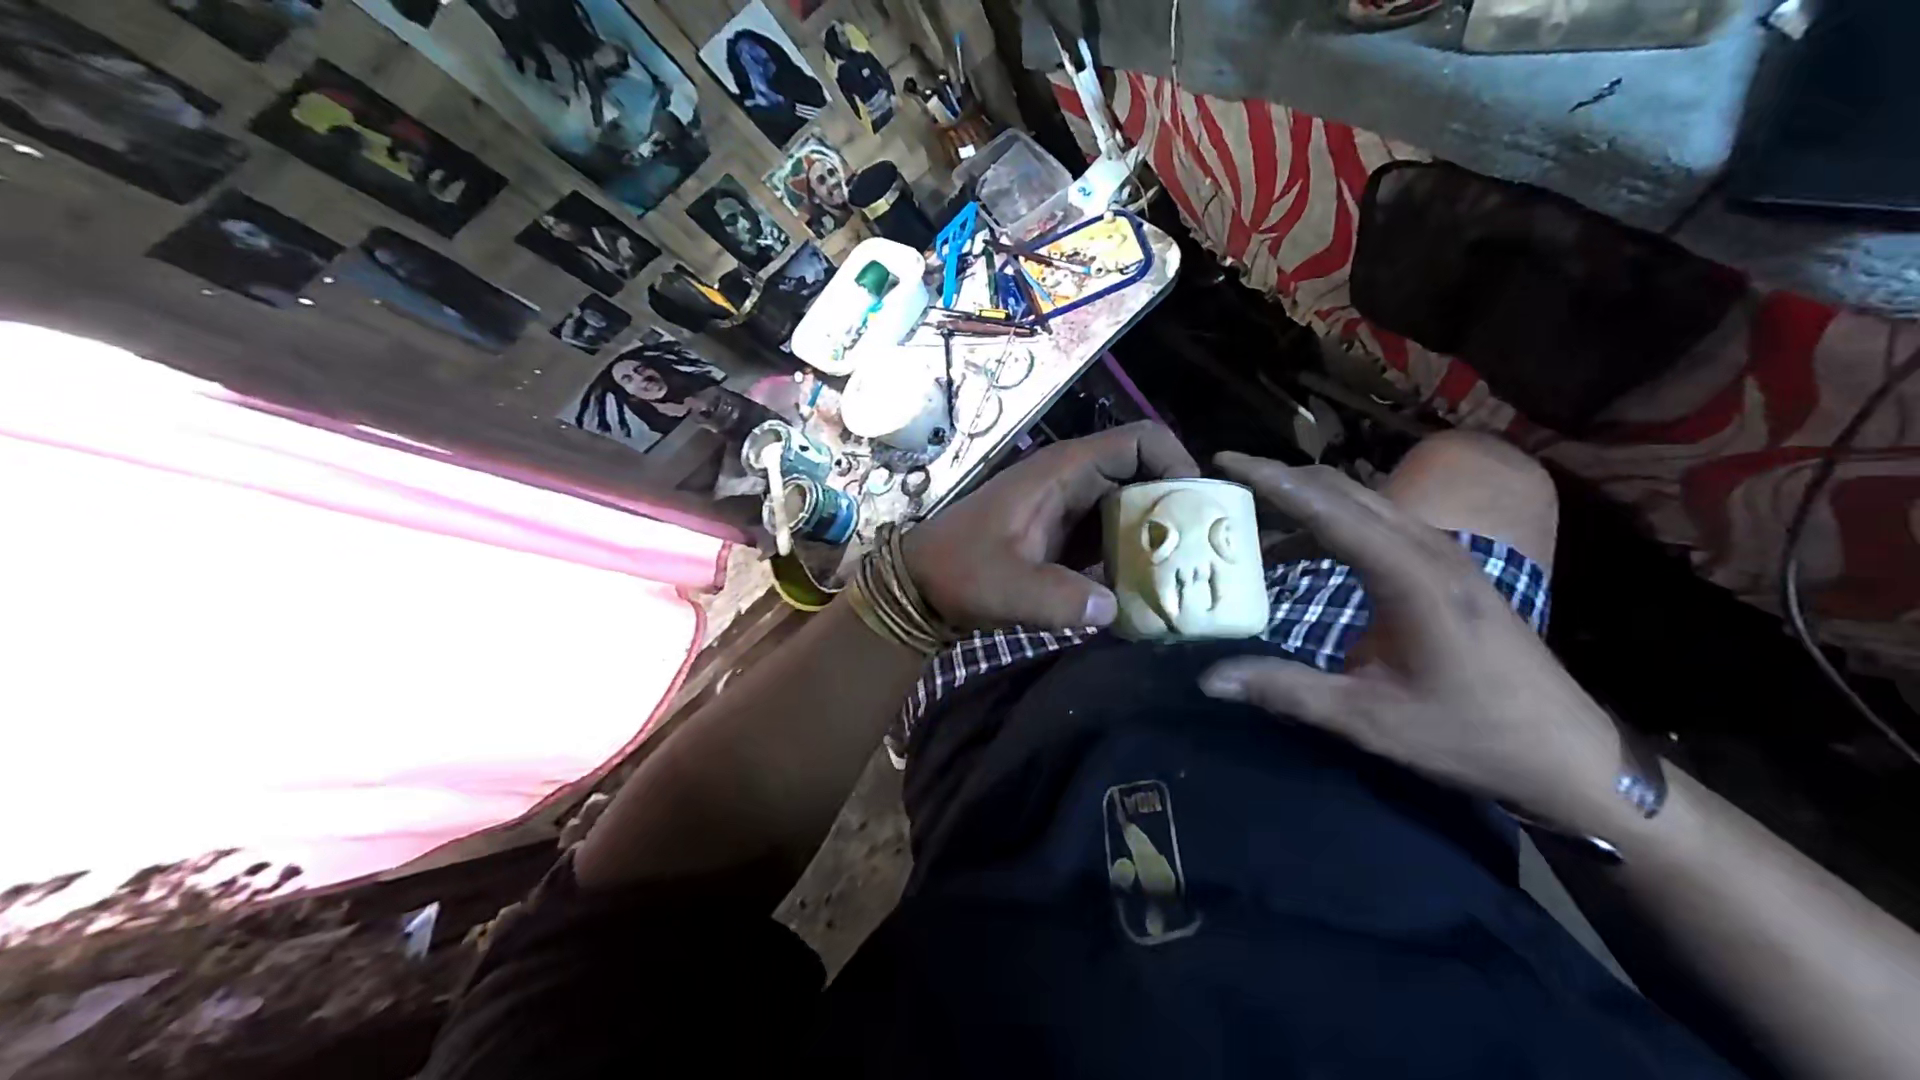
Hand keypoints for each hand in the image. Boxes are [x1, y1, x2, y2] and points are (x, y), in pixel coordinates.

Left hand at [903, 422, 1199, 629]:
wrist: (920, 584)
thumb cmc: (957, 571)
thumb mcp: (1006, 587)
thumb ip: (1059, 598)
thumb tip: (1115, 609)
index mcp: (1063, 471)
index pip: (1140, 440)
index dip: (1178, 462)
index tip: (1202, 508)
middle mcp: (1073, 479)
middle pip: (1145, 472)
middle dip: (1179, 505)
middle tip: (1207, 551)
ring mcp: (1070, 506)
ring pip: (1133, 504)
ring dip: (1161, 533)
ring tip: (1189, 572)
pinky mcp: (1065, 533)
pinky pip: (1115, 531)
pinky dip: (1136, 552)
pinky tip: (1151, 586)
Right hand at [1198, 453, 1627, 834]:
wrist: (1569, 754)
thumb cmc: (1470, 735)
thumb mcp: (1369, 720)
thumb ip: (1287, 691)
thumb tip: (1208, 680)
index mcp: (1411, 577)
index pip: (1328, 509)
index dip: (1271, 480)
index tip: (1223, 461)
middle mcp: (1430, 549)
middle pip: (1344, 488)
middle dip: (1281, 477)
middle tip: (1224, 482)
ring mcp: (1445, 553)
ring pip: (1363, 500)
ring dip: (1305, 496)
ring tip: (1251, 512)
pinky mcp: (1448, 567)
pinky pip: (1377, 520)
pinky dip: (1330, 518)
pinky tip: (1303, 545)